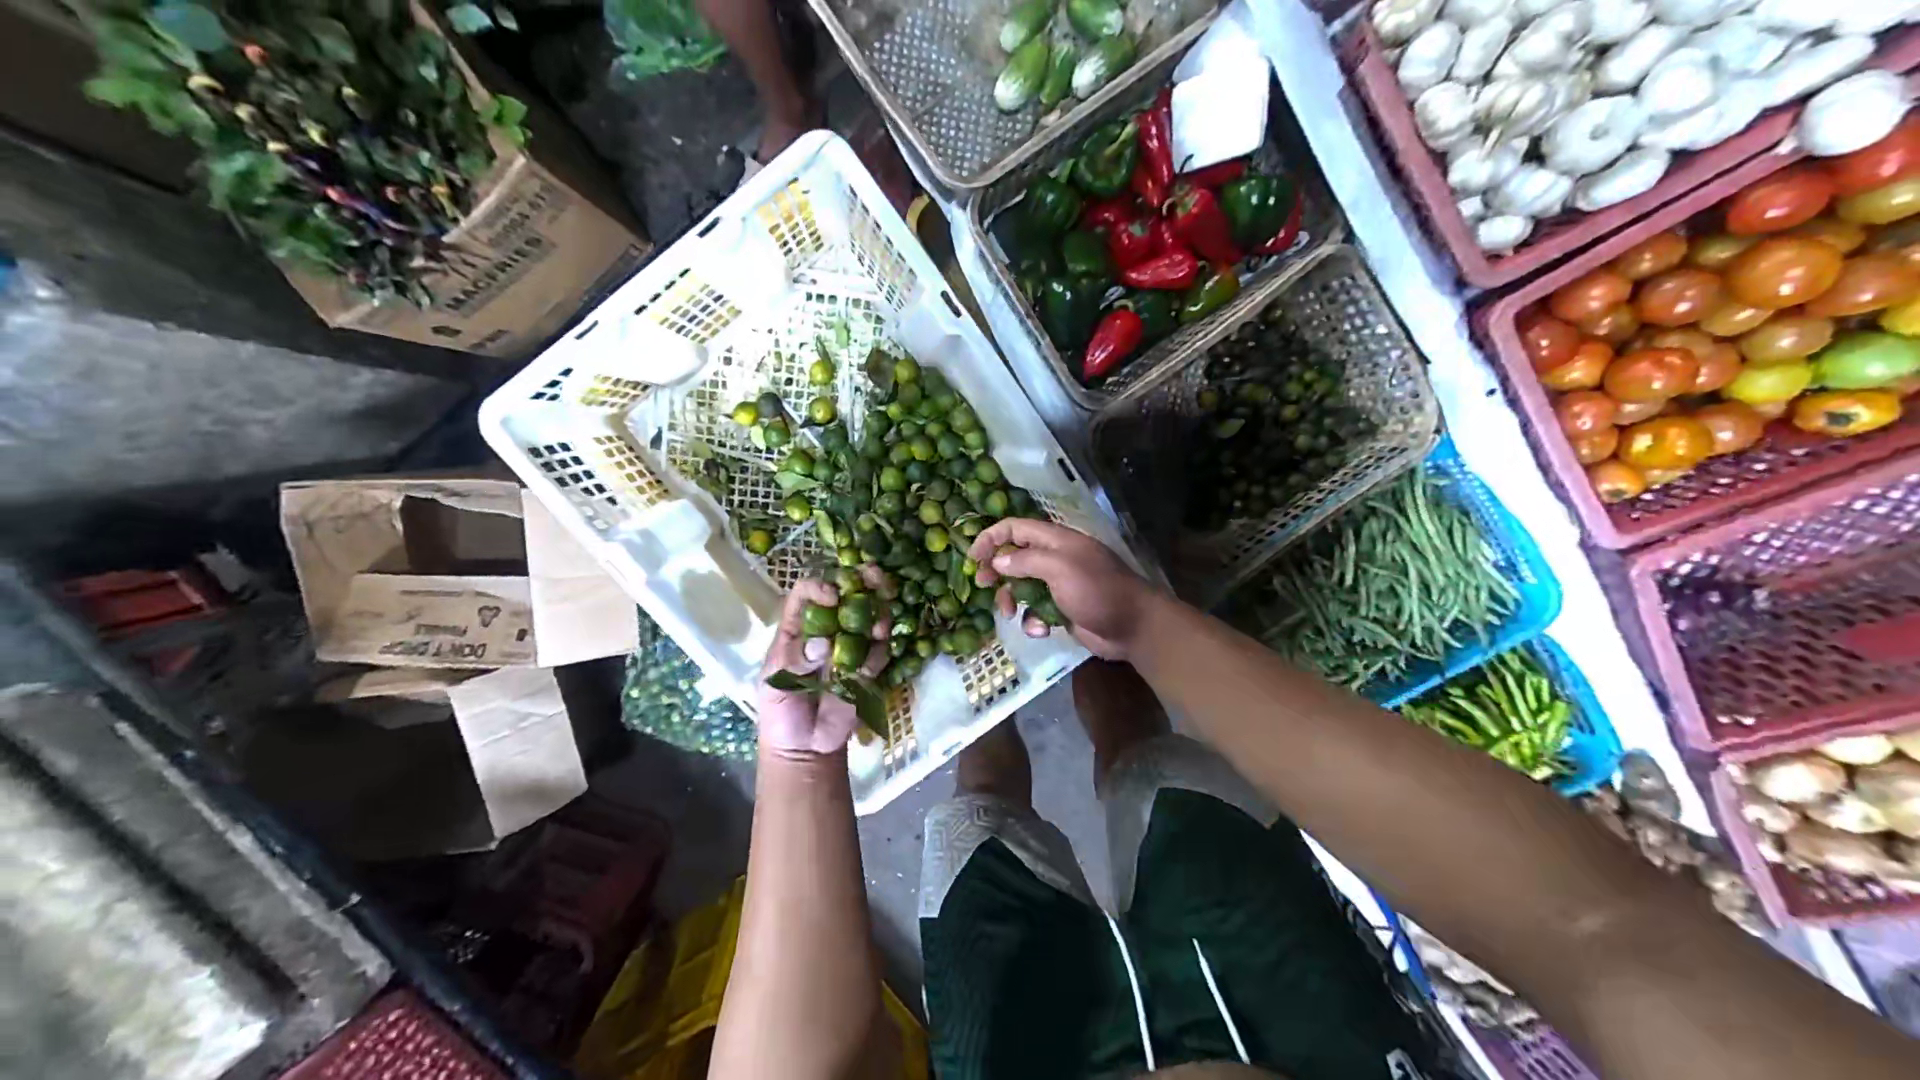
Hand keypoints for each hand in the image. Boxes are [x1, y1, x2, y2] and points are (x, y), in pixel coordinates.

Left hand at [758, 578, 886, 759]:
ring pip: (867, 619)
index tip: (832, 595)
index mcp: (796, 629)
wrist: (805, 750)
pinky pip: (878, 651)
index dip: (819, 588)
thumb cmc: (780, 712)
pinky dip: (880, 647)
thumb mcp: (775, 683)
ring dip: (877, 612)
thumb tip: (823, 644)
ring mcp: (848, 649)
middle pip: (845, 598)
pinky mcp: (867, 669)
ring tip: (879, 620)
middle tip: (874, 575)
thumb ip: (796, 661)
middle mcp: (826, 631)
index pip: (806, 595)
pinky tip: (876, 649)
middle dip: (861, 583)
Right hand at [967, 518, 1155, 659]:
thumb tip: (998, 561)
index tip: (973, 557)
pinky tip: (1041, 630)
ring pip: (1021, 587)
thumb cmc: (1098, 591)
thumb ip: (1026, 561)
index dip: (991, 538)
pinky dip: (1032, 620)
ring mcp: (1058, 585)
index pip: (1016, 528)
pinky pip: (1035, 611)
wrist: (1134, 627)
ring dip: (1011, 600)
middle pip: (1014, 557)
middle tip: (983, 585)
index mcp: (1056, 540)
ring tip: (1009, 614)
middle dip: (996, 571)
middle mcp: (1055, 559)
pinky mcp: (1061, 609)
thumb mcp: (1060, 568)